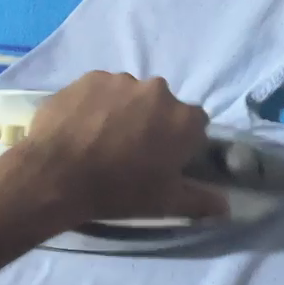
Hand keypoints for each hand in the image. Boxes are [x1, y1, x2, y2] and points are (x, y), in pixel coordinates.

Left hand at [8, 72, 226, 223]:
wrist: (57, 174)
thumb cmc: (119, 190)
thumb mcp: (164, 202)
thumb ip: (200, 200)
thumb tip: (226, 206)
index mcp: (184, 119)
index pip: (195, 125)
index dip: (180, 142)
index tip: (164, 159)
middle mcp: (158, 90)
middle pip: (161, 106)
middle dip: (151, 123)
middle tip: (129, 151)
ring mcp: (121, 80)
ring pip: (129, 96)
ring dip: (122, 111)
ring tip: (100, 139)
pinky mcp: (88, 77)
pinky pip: (99, 90)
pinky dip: (95, 105)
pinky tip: (80, 128)